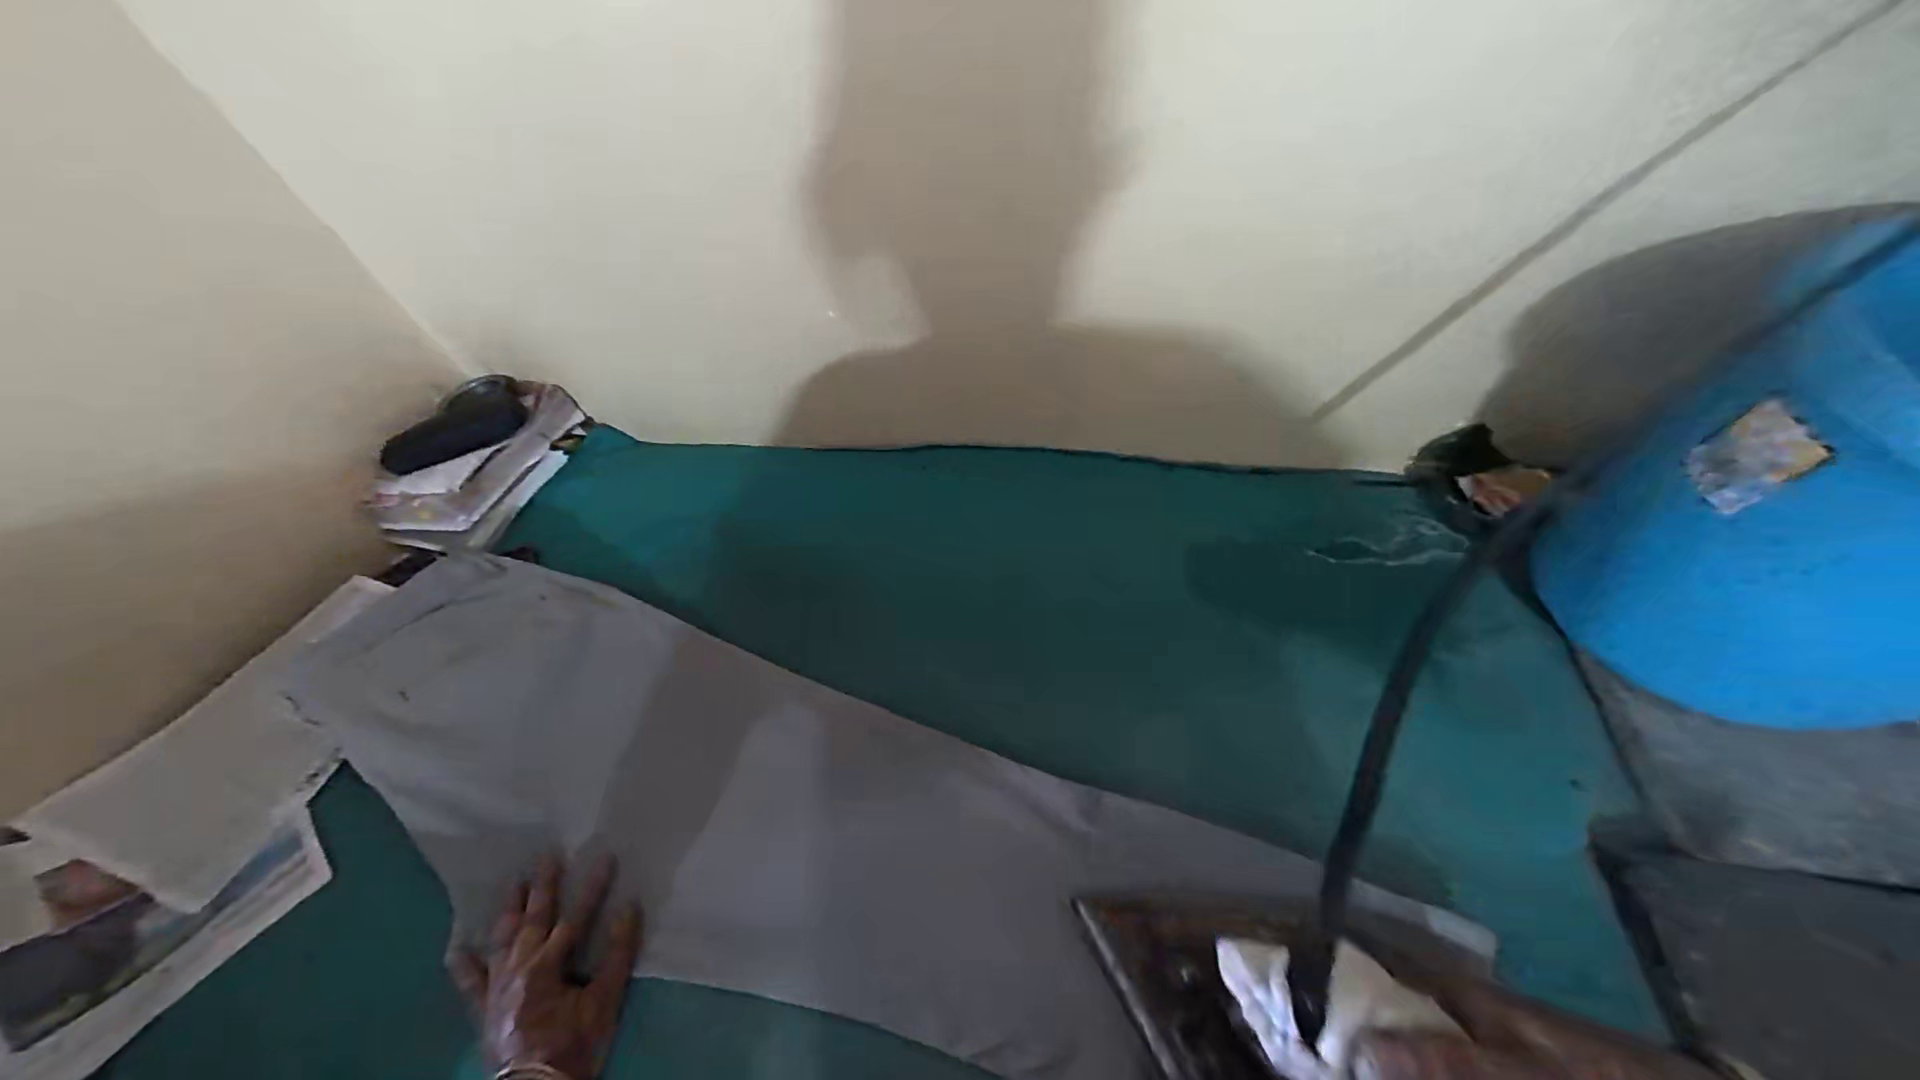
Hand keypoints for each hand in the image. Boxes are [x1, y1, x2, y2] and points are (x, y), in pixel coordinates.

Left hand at [449, 855, 643, 1079]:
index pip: (577, 916)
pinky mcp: (482, 1008)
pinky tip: (457, 945)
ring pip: (501, 940)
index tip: (606, 857)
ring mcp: (496, 988)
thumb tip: (630, 908)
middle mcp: (518, 969)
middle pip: (533, 920)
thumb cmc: (573, 1043)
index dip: (594, 886)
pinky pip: (468, 982)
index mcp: (548, 965)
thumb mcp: (605, 1000)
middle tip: (547, 855)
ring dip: (509, 910)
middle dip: (544, 886)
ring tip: (513, 884)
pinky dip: (463, 962)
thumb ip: (618, 953)